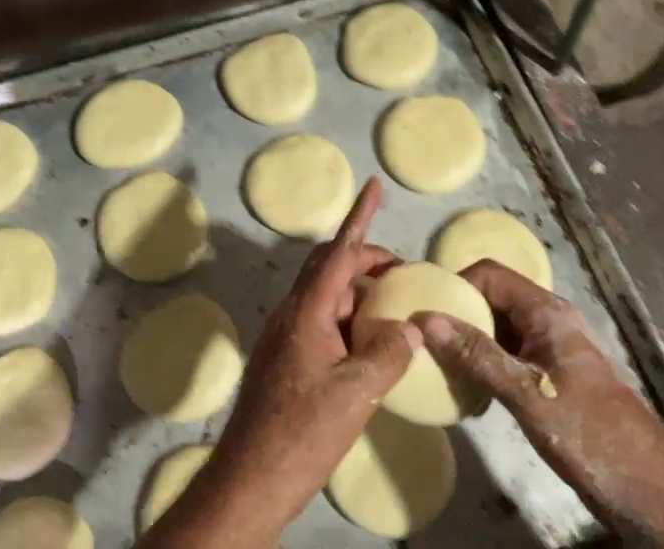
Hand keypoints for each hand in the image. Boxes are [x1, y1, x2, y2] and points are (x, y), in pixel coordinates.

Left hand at [140, 177, 419, 547]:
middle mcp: (292, 314)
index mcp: (307, 311)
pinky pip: (322, 323)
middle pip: (330, 267)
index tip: (375, 186)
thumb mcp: (356, 393)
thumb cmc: (302, 431)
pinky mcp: (286, 360)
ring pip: (326, 297)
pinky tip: (371, 346)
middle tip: (404, 272)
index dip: (360, 216)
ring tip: (396, 311)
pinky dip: (349, 321)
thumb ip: (388, 354)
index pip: (338, 251)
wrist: (251, 477)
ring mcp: (285, 337)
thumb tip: (412, 329)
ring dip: (359, 294)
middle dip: (366, 258)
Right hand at [418, 261, 663, 548]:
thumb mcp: (526, 394)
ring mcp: (550, 350)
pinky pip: (507, 354)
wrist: (647, 489)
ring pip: (498, 328)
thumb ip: (477, 355)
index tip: (425, 313)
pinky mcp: (550, 377)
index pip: (489, 274)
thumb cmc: (589, 435)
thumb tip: (427, 319)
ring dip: (468, 340)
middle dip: (457, 313)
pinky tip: (467, 388)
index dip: (455, 285)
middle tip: (422, 340)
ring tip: (436, 364)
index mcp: (547, 313)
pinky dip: (483, 362)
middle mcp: (548, 322)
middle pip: (491, 298)